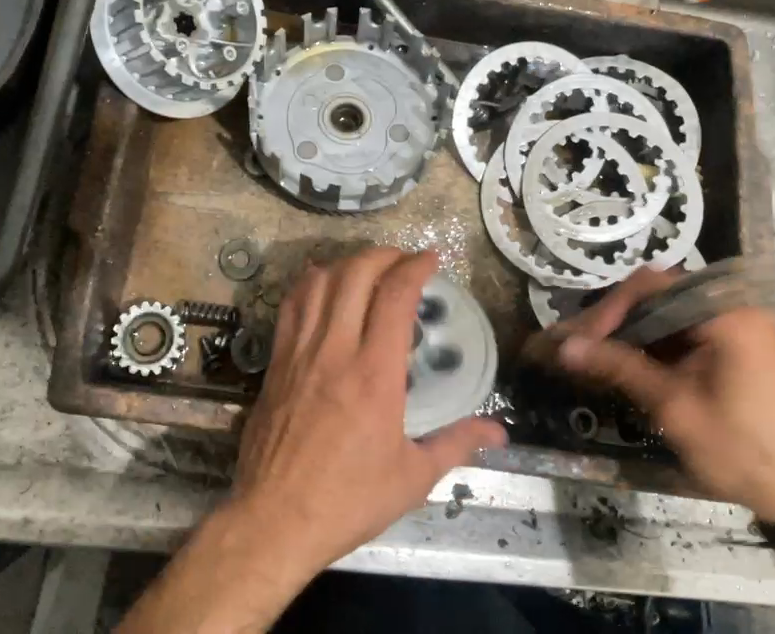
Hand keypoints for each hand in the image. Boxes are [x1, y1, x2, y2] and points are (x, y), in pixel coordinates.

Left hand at [233, 247, 508, 577]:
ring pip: (319, 282)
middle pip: (356, 274)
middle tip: (402, 260)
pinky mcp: (276, 362)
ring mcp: (300, 352)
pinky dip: (310, 283)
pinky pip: (291, 306)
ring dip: (346, 263)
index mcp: (375, 373)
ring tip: (366, 268)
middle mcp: (336, 350)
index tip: (430, 259)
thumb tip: (498, 433)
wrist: (275, 520)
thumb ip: (456, 444)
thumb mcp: (413, 478)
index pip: (395, 296)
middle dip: (383, 255)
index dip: (414, 267)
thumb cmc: (349, 500)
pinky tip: (322, 284)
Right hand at [525, 265, 774, 522]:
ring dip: (631, 333)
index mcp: (726, 314)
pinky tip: (626, 363)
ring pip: (668, 313)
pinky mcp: (737, 346)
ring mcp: (738, 326)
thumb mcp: (675, 408)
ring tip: (593, 356)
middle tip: (579, 348)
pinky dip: (654, 345)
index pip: (650, 287)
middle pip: (658, 295)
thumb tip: (564, 346)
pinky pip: (685, 331)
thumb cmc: (742, 451)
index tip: (579, 342)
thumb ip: (620, 367)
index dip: (608, 310)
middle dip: (615, 321)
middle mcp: (733, 308)